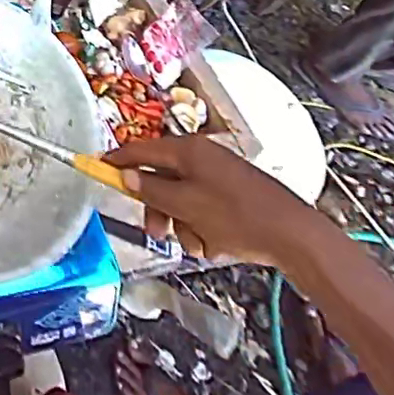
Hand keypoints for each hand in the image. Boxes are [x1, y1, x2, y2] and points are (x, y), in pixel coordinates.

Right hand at [104, 134, 328, 266]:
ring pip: (181, 196)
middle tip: (155, 231)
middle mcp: (200, 155)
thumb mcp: (185, 206)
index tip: (97, 167)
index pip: (140, 150)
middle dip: (156, 206)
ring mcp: (218, 173)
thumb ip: (151, 190)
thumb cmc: (235, 216)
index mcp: (187, 150)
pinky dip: (201, 224)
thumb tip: (126, 176)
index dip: (117, 160)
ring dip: (181, 222)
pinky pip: (203, 205)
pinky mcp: (233, 192)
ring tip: (197, 245)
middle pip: (161, 177)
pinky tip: (214, 244)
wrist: (296, 236)